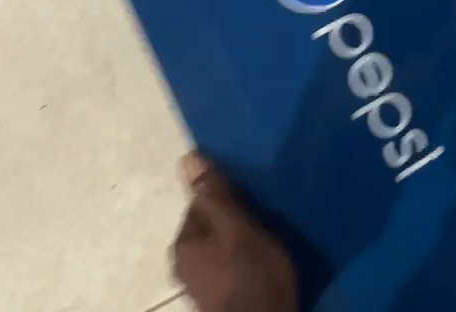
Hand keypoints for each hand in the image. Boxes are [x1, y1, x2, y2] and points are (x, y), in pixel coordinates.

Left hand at [171, 154, 296, 311]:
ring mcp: (202, 284)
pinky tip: (265, 256)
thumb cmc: (251, 273)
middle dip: (237, 213)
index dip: (230, 193)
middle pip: (212, 223)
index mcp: (184, 244)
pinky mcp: (220, 297)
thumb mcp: (237, 227)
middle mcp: (185, 265)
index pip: (202, 201)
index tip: (256, 191)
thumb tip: (186, 158)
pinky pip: (232, 262)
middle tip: (267, 209)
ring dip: (243, 234)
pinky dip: (246, 255)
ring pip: (223, 243)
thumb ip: (215, 195)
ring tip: (272, 230)